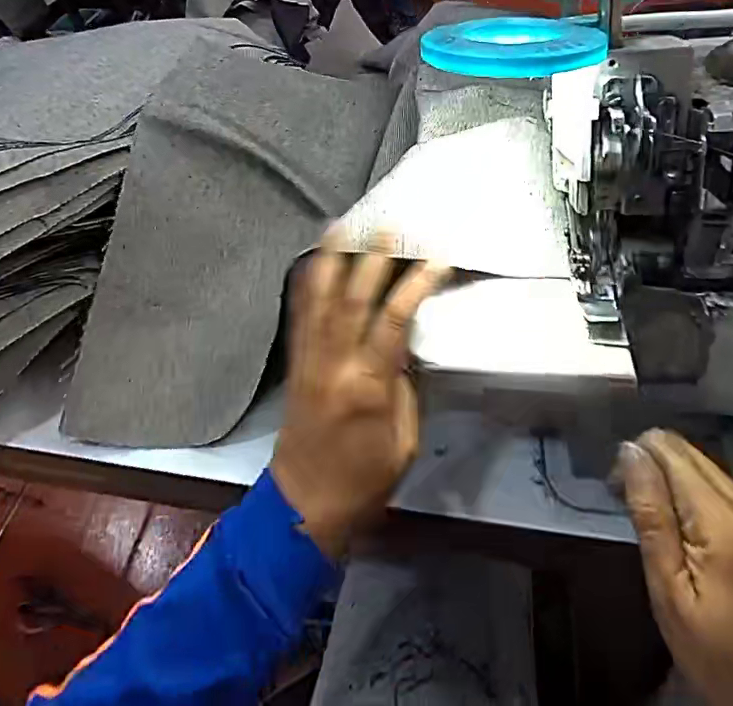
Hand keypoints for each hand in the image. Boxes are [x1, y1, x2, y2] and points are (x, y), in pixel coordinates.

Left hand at [269, 233, 449, 558]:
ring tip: (343, 226)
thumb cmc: (365, 480)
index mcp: (367, 386)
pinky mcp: (296, 365)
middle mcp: (333, 364)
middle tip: (390, 227)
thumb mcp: (405, 439)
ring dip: (332, 260)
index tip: (436, 260)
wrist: (304, 508)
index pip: (393, 321)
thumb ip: (406, 385)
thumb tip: (407, 342)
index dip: (415, 286)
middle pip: (352, 300)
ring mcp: (308, 361)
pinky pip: (299, 316)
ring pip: (319, 301)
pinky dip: (306, 284)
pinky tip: (313, 260)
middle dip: (372, 260)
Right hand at [617, 430, 732, 705]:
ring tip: (650, 515)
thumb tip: (631, 453)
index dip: (636, 457)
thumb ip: (651, 516)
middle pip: (690, 452)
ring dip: (671, 477)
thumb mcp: (669, 594)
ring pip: (705, 465)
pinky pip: (721, 486)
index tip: (615, 486)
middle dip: (651, 463)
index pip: (672, 452)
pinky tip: (679, 524)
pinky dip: (692, 492)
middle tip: (627, 499)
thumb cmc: (720, 659)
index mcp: (725, 524)